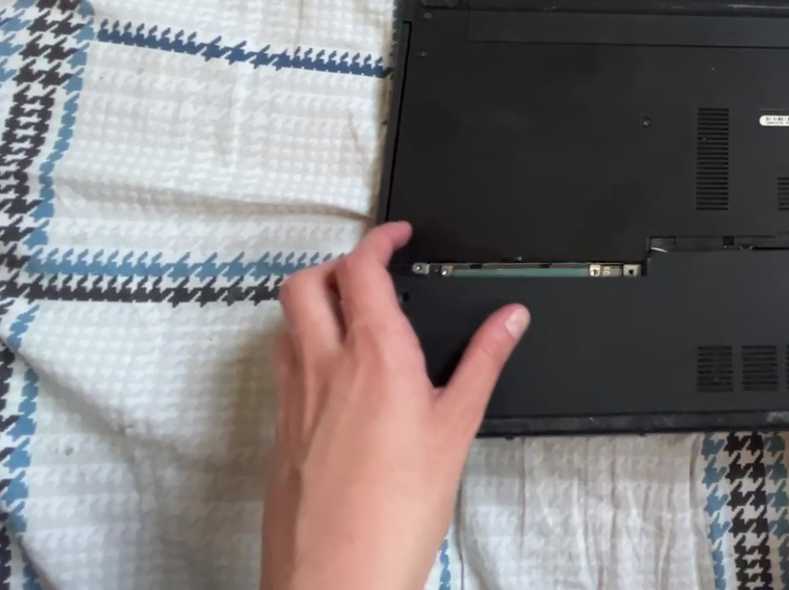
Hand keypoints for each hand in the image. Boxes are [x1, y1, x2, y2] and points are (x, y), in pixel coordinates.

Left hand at [261, 221, 528, 589]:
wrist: (337, 583)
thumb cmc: (400, 509)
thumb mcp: (459, 424)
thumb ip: (485, 359)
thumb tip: (512, 318)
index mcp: (376, 356)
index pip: (361, 271)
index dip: (377, 240)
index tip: (397, 235)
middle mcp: (325, 368)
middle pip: (304, 284)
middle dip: (335, 261)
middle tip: (370, 267)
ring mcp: (292, 401)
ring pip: (285, 323)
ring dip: (313, 301)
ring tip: (351, 313)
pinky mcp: (277, 434)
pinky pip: (281, 366)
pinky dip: (303, 344)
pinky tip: (336, 374)